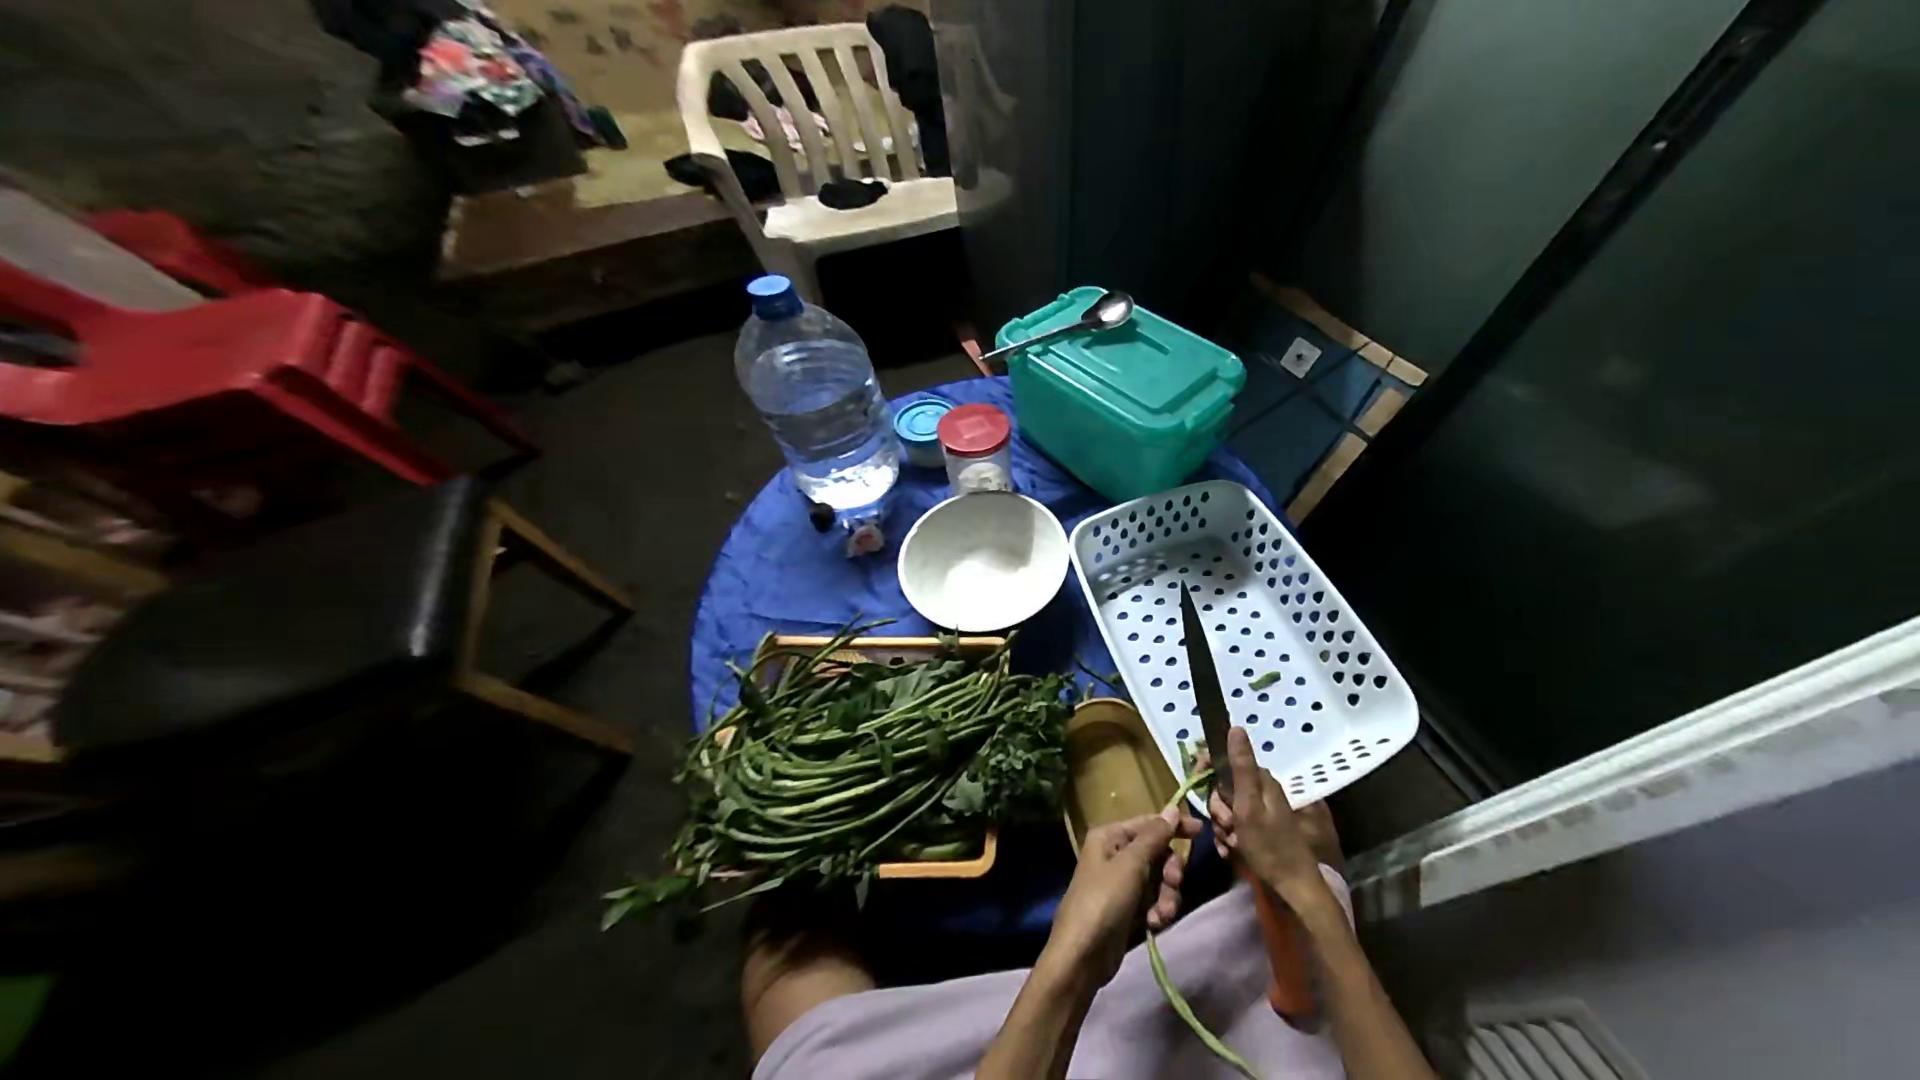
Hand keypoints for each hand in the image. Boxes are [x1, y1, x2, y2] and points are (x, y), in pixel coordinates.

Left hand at [1045, 808, 1201, 985]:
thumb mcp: (1131, 864)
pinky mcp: (1127, 907)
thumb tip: (1171, 809)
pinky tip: (1153, 924)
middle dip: (1169, 871)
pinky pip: (1153, 900)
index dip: (1173, 826)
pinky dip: (1157, 910)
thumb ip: (1153, 837)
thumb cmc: (1104, 900)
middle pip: (1157, 852)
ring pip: (1159, 879)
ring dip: (1166, 896)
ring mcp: (1121, 882)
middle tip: (1173, 884)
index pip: (1148, 823)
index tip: (1201, 831)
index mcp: (1109, 836)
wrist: (1083, 953)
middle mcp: (1114, 854)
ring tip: (1161, 914)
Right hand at [1208, 726, 1341, 908]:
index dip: (1207, 767)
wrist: (1292, 888)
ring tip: (1231, 841)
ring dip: (1221, 826)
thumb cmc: (1270, 845)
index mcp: (1260, 780)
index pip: (1226, 759)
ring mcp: (1258, 812)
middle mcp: (1260, 792)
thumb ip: (1241, 766)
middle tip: (1226, 824)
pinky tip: (1231, 850)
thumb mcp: (1249, 804)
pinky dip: (1227, 838)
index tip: (1196, 779)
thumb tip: (1236, 728)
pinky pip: (1231, 827)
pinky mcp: (1256, 831)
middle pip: (1222, 788)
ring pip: (1224, 809)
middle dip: (1217, 807)